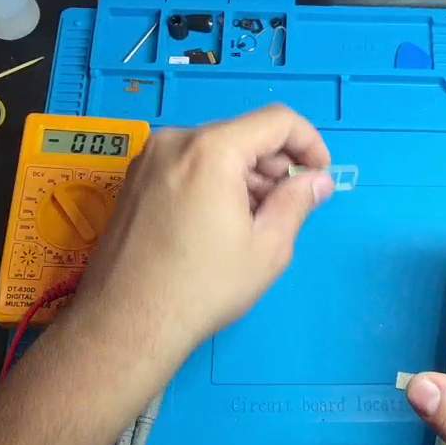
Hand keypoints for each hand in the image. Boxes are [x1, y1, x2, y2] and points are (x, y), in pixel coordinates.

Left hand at [68, 105, 333, 381]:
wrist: (126, 324)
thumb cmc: (202, 288)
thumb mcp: (268, 248)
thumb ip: (298, 202)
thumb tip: (319, 180)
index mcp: (212, 150)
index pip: (277, 120)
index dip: (309, 142)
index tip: (320, 175)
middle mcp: (176, 141)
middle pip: (244, 134)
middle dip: (277, 165)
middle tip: (291, 206)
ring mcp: (149, 159)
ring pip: (217, 150)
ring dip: (247, 176)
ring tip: (255, 222)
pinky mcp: (134, 179)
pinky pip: (190, 164)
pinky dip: (216, 182)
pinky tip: (222, 223)